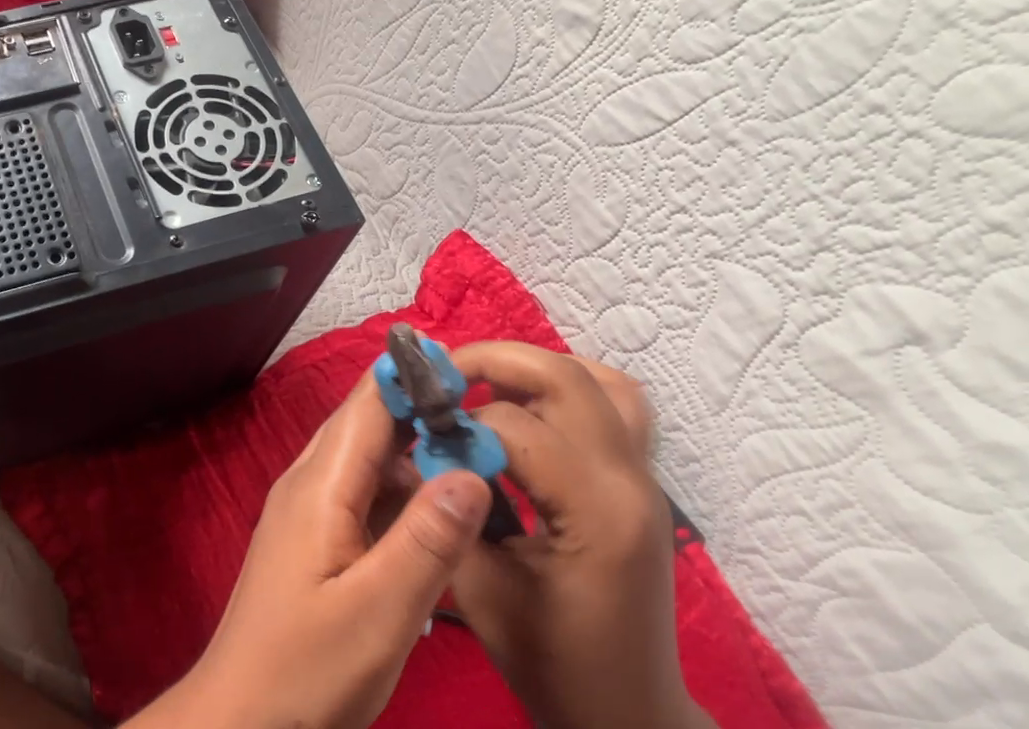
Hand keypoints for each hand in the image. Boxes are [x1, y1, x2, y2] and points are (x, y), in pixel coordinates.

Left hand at [129, 369, 492, 728]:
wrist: (243, 716)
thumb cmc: (307, 669)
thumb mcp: (380, 611)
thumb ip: (427, 541)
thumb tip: (472, 470)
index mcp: (320, 486)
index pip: (366, 406)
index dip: (412, 376)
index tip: (471, 363)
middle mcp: (310, 485)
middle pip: (369, 428)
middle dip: (425, 412)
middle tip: (496, 412)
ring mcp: (310, 514)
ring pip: (371, 464)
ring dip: (419, 455)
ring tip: (484, 455)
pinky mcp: (317, 543)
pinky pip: (366, 499)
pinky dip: (405, 495)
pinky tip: (444, 513)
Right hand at [450, 342, 712, 728]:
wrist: (625, 710)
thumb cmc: (550, 660)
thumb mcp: (479, 589)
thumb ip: (444, 510)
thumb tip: (415, 450)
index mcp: (595, 511)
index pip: (515, 424)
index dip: (455, 420)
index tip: (412, 429)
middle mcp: (629, 482)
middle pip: (565, 377)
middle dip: (492, 362)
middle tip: (439, 379)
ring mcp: (643, 481)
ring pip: (601, 382)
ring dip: (535, 370)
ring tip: (481, 386)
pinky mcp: (638, 486)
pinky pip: (612, 408)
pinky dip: (564, 391)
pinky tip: (520, 411)